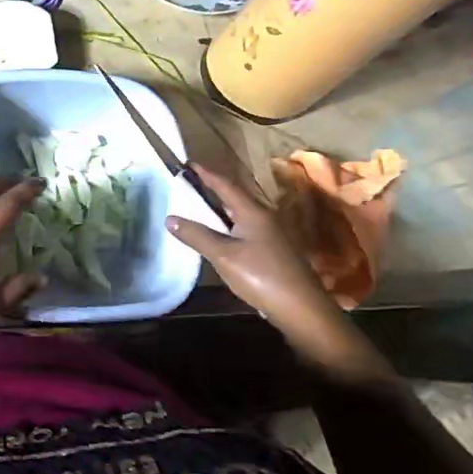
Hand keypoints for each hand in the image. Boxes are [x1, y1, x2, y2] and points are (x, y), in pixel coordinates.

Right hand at [165, 164, 324, 318]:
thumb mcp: (223, 255)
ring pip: (241, 215)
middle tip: (190, 184)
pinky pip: (245, 230)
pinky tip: (218, 237)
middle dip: (213, 189)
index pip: (226, 185)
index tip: (189, 163)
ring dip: (220, 209)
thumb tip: (170, 218)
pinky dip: (228, 226)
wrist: (302, 310)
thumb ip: (196, 235)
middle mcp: (264, 218)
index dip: (207, 174)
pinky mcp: (273, 252)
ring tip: (199, 207)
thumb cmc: (261, 275)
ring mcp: (272, 236)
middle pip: (235, 197)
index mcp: (253, 212)